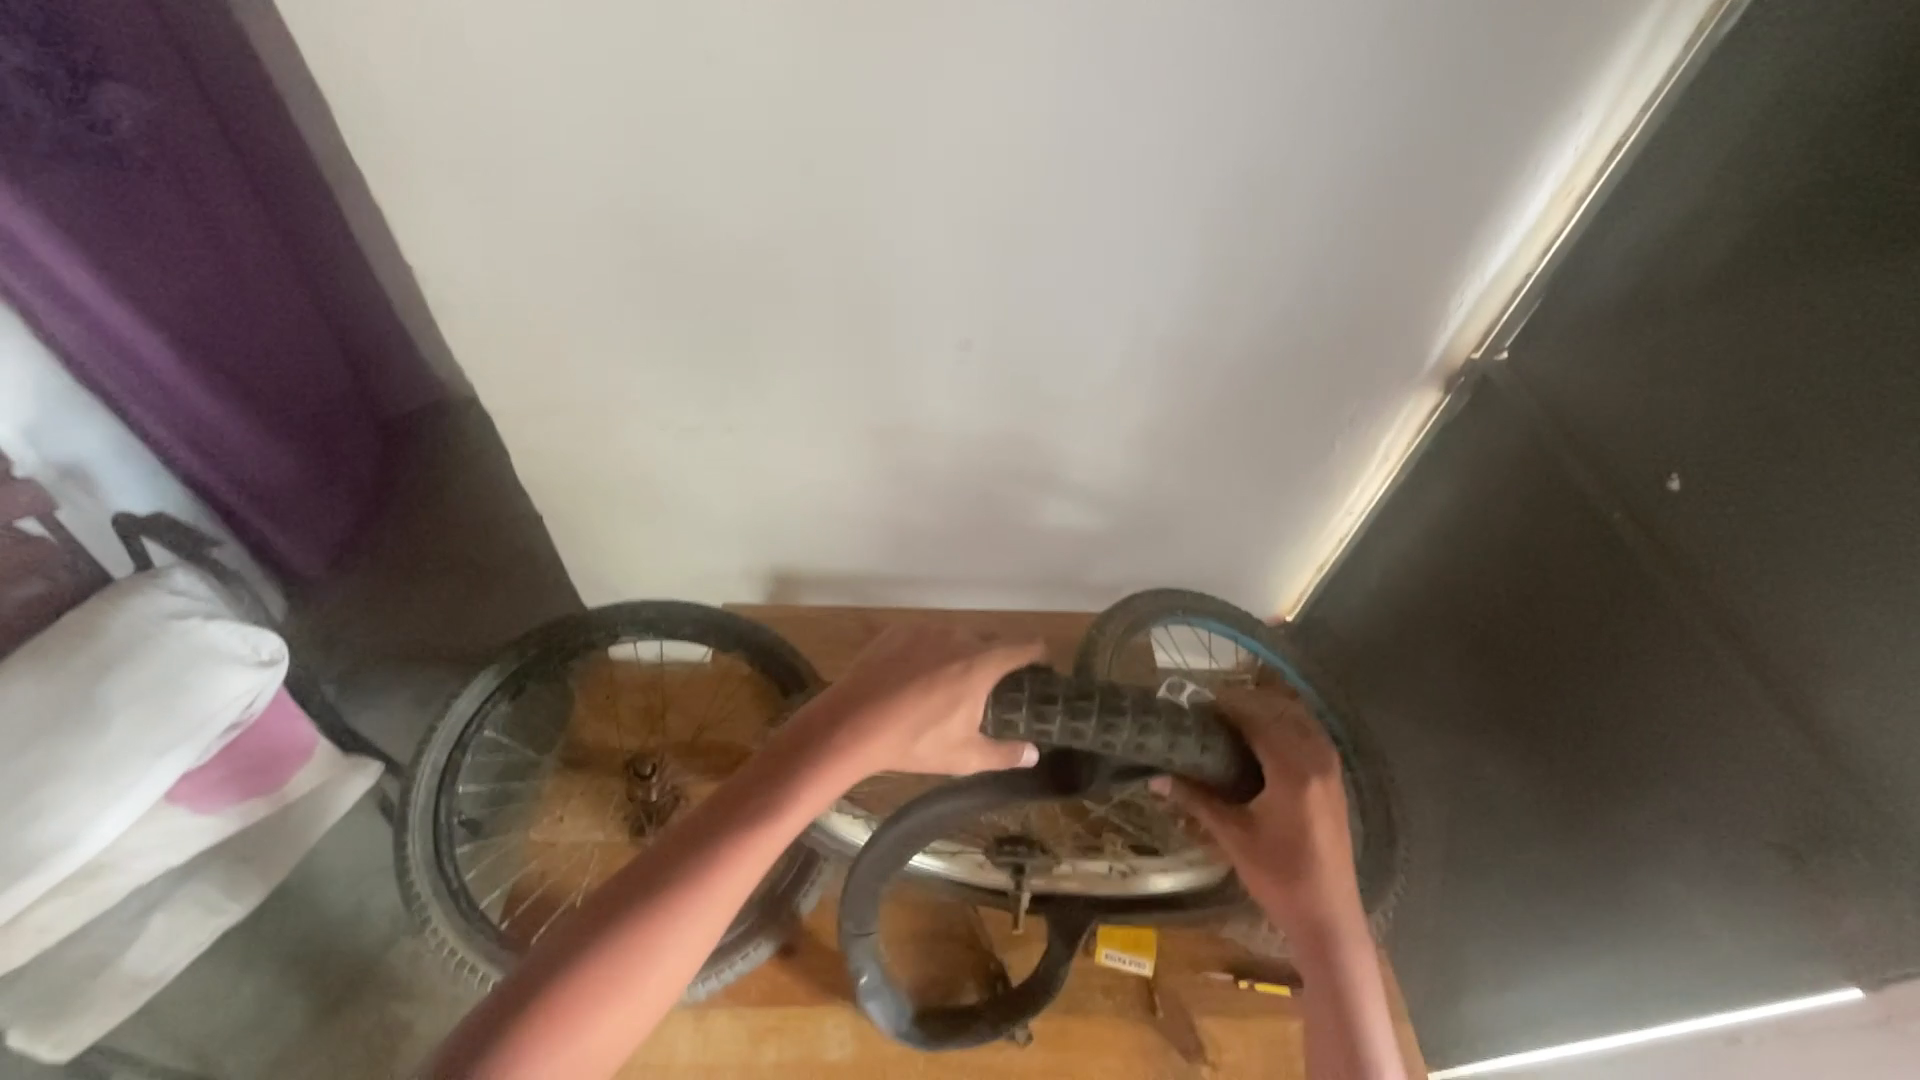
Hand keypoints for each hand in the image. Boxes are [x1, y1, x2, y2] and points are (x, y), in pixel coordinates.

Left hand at [784, 624, 1044, 780]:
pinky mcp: (898, 631)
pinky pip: (926, 636)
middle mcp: (959, 637)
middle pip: (990, 639)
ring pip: (956, 635)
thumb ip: (1004, 754)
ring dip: (961, 652)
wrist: (853, 723)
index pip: (1025, 646)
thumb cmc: (915, 741)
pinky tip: (917, 674)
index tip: (1040, 667)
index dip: (1037, 655)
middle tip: (991, 684)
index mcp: (982, 663)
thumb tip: (1033, 754)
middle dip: (996, 658)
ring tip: (950, 680)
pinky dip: (930, 650)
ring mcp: (926, 630)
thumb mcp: (965, 756)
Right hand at [1151, 688, 1359, 931]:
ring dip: (1268, 713)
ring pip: (1300, 721)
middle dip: (1245, 704)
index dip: (1226, 705)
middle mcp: (1317, 760)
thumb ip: (1196, 798)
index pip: (1257, 718)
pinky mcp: (1336, 783)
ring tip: (1232, 723)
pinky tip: (1261, 744)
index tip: (1195, 706)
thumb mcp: (1232, 835)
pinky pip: (1311, 737)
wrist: (1328, 917)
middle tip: (1209, 714)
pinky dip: (1286, 728)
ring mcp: (1332, 771)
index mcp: (1292, 769)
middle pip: (1281, 711)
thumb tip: (1156, 778)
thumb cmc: (1279, 876)